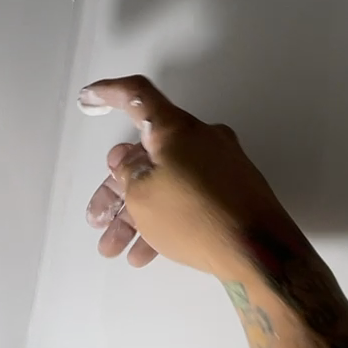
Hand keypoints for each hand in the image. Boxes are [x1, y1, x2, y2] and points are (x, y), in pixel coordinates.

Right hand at [80, 75, 296, 276]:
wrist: (259, 252)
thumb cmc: (194, 216)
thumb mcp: (142, 195)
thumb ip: (126, 171)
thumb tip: (126, 159)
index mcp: (176, 130)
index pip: (137, 97)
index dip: (108, 94)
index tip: (88, 99)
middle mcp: (199, 141)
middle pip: (145, 157)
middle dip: (115, 192)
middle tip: (97, 218)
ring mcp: (217, 167)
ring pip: (161, 184)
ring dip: (133, 217)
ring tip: (113, 248)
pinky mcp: (229, 193)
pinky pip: (183, 200)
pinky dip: (160, 221)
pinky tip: (143, 253)